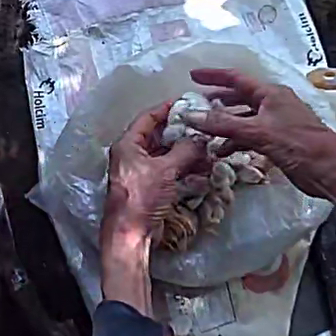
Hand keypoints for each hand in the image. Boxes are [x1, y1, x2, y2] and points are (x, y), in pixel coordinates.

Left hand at [103, 101, 207, 248]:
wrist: (130, 233)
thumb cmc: (141, 197)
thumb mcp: (165, 170)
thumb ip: (185, 151)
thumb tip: (201, 139)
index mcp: (128, 145)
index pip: (147, 118)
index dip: (166, 109)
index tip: (186, 102)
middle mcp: (132, 155)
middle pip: (158, 136)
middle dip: (180, 131)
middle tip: (202, 125)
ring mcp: (141, 172)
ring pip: (165, 154)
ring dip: (185, 151)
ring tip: (207, 146)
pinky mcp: (150, 187)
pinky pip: (168, 170)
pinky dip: (183, 167)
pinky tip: (202, 166)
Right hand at [185, 68, 335, 206]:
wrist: (330, 171)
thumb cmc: (298, 145)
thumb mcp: (257, 132)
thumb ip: (223, 124)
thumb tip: (191, 116)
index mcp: (271, 94)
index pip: (237, 78)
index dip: (214, 76)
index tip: (193, 76)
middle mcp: (273, 104)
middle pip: (239, 97)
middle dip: (217, 101)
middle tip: (196, 104)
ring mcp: (276, 122)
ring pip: (243, 118)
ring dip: (224, 125)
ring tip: (204, 132)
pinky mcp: (277, 140)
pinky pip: (249, 135)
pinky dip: (235, 141)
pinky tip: (222, 151)